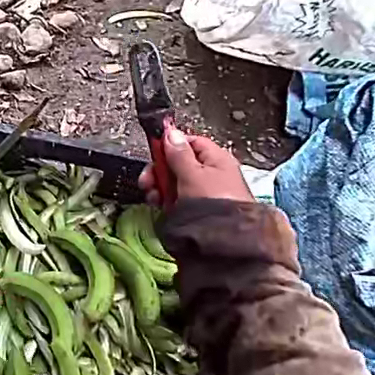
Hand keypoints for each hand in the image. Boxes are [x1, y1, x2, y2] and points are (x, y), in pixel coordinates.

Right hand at [138, 125, 253, 207]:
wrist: (225, 242)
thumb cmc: (213, 203)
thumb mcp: (192, 174)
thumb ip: (178, 153)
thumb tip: (171, 132)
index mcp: (216, 159)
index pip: (190, 142)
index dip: (171, 146)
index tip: (155, 153)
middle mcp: (211, 174)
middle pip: (179, 163)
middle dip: (160, 170)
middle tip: (148, 180)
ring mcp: (203, 193)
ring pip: (175, 182)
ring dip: (160, 186)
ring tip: (154, 196)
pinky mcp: (197, 210)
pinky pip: (177, 199)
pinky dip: (166, 200)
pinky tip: (159, 205)